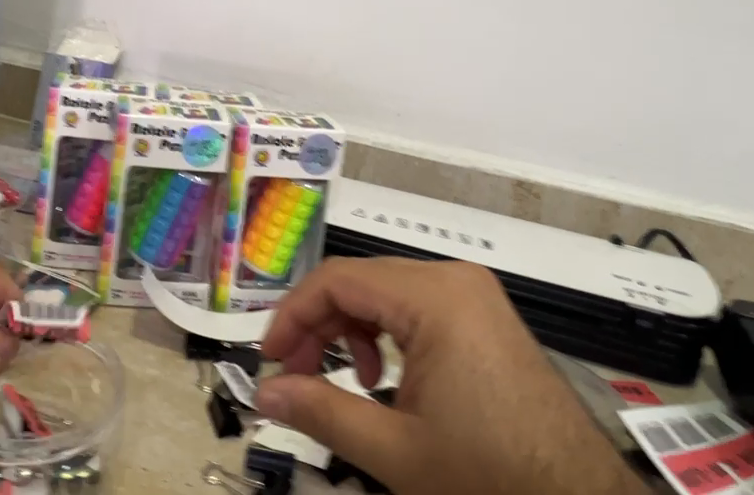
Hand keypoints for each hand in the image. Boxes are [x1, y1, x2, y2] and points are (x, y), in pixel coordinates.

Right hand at [256, 258, 646, 494]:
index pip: (338, 279)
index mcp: (434, 296)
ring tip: (340, 379)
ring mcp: (473, 293)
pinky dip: (385, 332)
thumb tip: (264, 395)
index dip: (293, 314)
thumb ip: (321, 412)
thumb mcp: (396, 451)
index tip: (268, 359)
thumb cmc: (489, 475)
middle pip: (361, 280)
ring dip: (350, 329)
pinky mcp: (483, 313)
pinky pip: (416, 304)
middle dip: (319, 325)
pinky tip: (382, 375)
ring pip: (385, 291)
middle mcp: (454, 278)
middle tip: (292, 375)